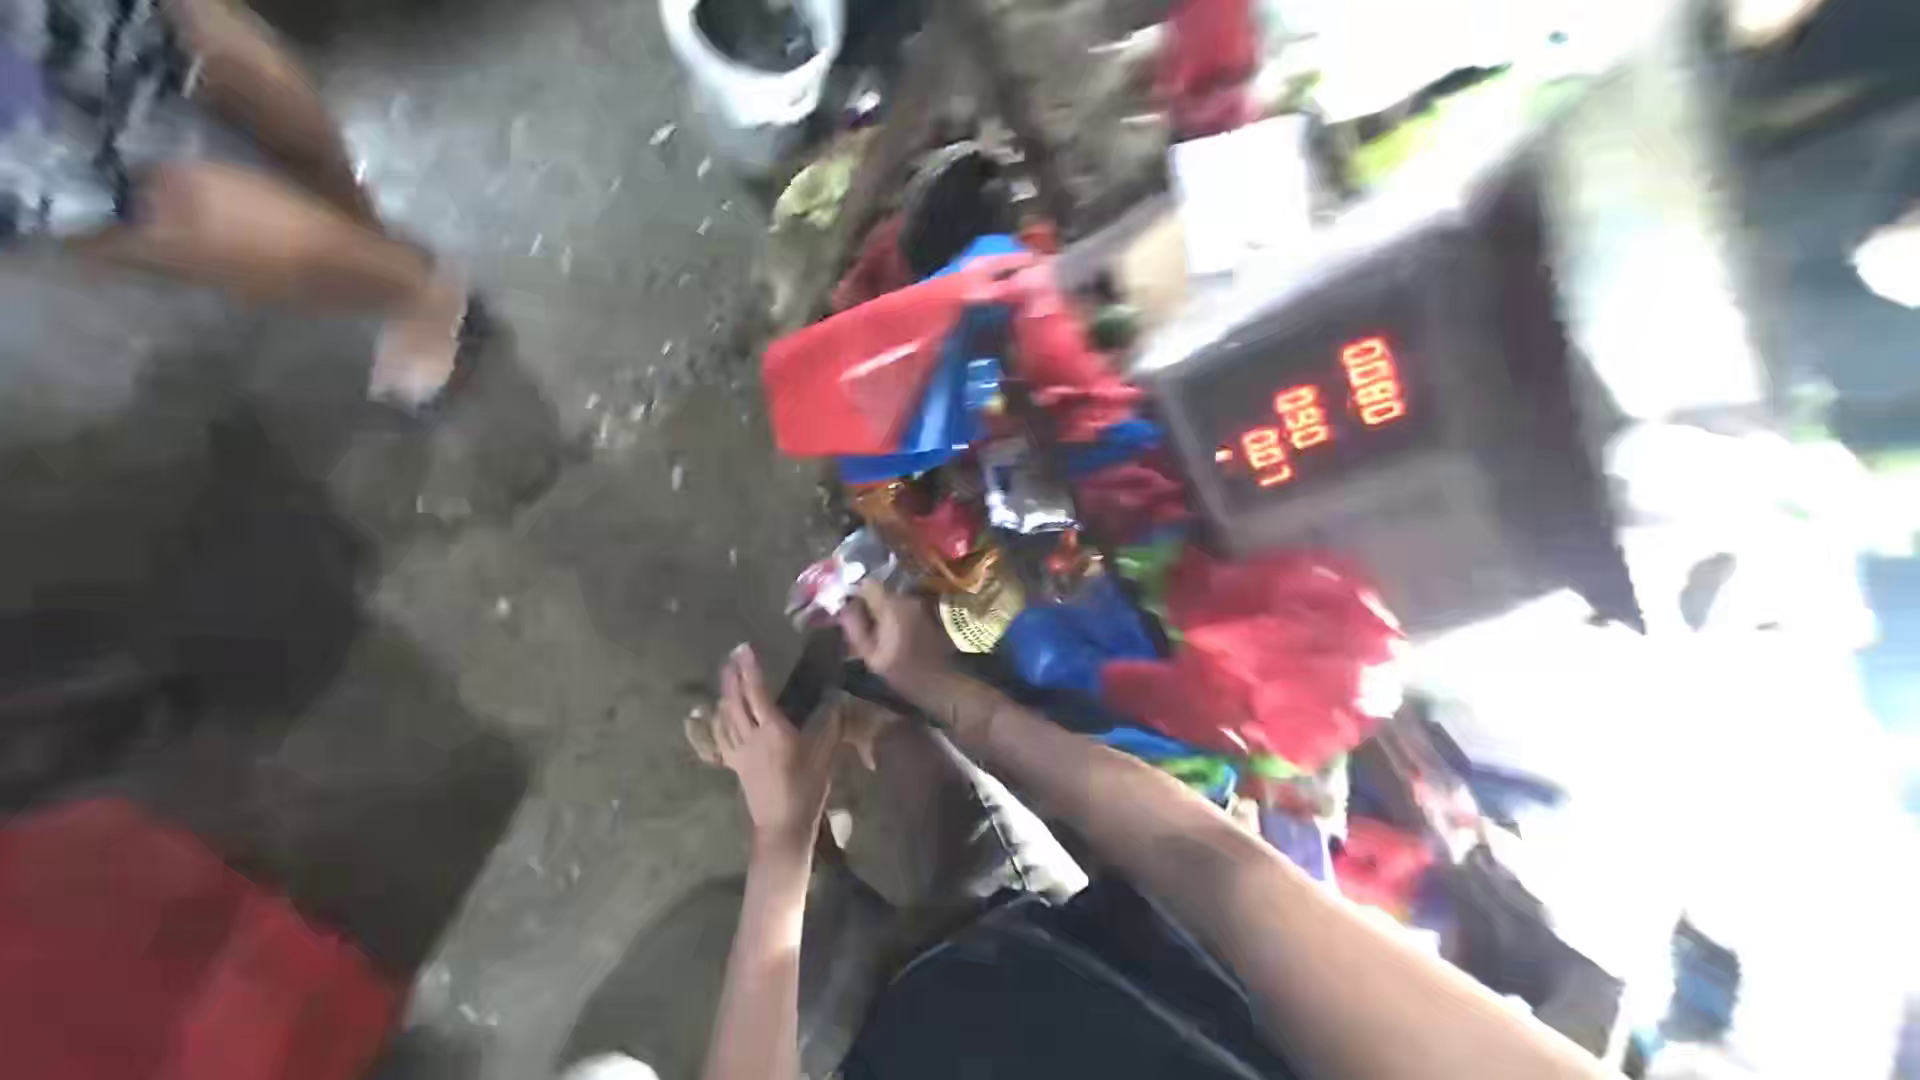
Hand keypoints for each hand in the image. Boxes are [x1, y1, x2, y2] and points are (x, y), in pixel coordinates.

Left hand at [712, 644, 836, 854]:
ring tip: (727, 676)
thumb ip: (829, 721)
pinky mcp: (735, 764)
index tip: (745, 649)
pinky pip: (720, 735)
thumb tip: (835, 696)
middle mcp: (751, 736)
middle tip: (731, 656)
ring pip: (725, 716)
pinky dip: (717, 718)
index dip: (750, 669)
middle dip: (732, 675)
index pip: (757, 692)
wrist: (783, 823)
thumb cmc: (807, 786)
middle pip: (735, 700)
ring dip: (724, 692)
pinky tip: (716, 711)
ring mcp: (739, 751)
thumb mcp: (825, 751)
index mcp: (773, 730)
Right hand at [836, 581, 954, 690]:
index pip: (868, 584)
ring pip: (892, 599)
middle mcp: (907, 598)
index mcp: (892, 606)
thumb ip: (854, 626)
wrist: (938, 681)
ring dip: (882, 610)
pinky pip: (903, 607)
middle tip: (861, 624)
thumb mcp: (869, 654)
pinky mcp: (927, 612)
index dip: (855, 593)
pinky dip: (895, 615)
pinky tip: (892, 633)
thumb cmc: (901, 671)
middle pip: (880, 591)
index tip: (848, 608)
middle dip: (868, 604)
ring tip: (876, 631)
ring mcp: (919, 604)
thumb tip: (843, 607)